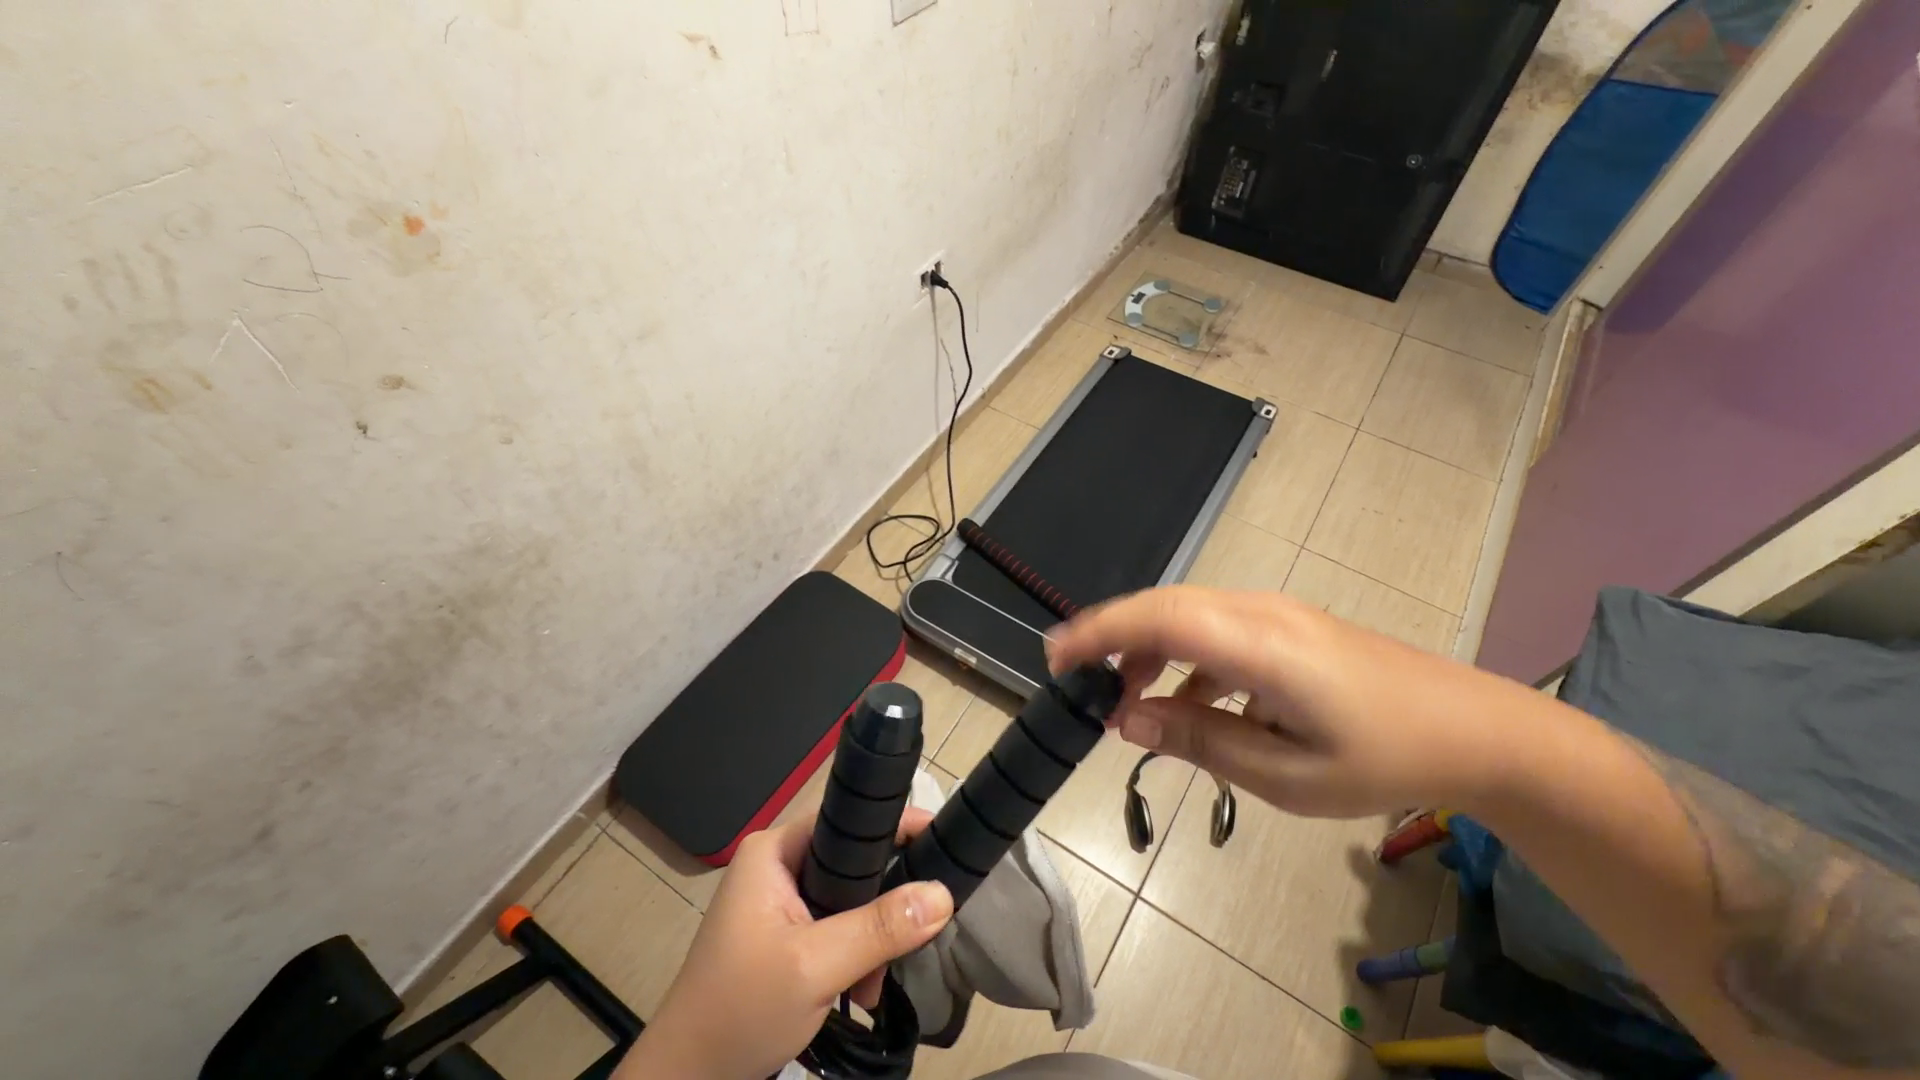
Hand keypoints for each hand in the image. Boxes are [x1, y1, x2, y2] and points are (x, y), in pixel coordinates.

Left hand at [616, 811, 953, 1079]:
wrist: (688, 1076)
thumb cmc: (740, 1010)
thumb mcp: (815, 966)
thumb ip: (879, 929)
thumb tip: (943, 893)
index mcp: (774, 852)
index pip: (848, 820)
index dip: (896, 828)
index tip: (944, 844)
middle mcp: (777, 865)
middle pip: (854, 861)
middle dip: (885, 902)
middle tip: (914, 930)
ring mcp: (779, 902)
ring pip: (851, 899)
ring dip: (871, 938)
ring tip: (874, 981)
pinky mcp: (785, 935)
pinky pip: (838, 927)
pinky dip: (855, 955)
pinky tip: (859, 991)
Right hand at [1047, 586, 1525, 817]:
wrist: (1477, 731)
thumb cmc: (1384, 760)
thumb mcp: (1285, 775)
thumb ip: (1201, 742)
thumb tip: (1128, 722)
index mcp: (1259, 645)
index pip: (1158, 618)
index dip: (1099, 631)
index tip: (1054, 659)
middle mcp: (1260, 612)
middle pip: (1165, 605)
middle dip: (1112, 639)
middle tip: (1077, 685)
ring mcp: (1277, 614)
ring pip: (1188, 613)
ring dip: (1147, 649)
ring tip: (1126, 704)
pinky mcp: (1289, 626)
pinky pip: (1216, 628)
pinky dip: (1184, 658)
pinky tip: (1189, 705)